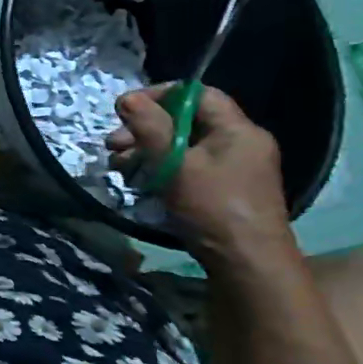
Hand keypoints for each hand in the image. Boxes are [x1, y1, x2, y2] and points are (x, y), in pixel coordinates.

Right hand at [107, 84, 293, 262]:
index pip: (197, 94)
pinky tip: (140, 183)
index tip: (127, 109)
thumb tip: (127, 98)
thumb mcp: (176, 165)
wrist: (249, 268)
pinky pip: (191, 168)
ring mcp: (236, 170)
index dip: (159, 95)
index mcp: (238, 130)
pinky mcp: (228, 192)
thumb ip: (150, 128)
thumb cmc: (214, 209)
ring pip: (185, 147)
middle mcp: (242, 144)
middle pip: (187, 122)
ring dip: (149, 152)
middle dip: (146, 129)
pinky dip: (164, 170)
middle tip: (113, 145)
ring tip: (118, 167)